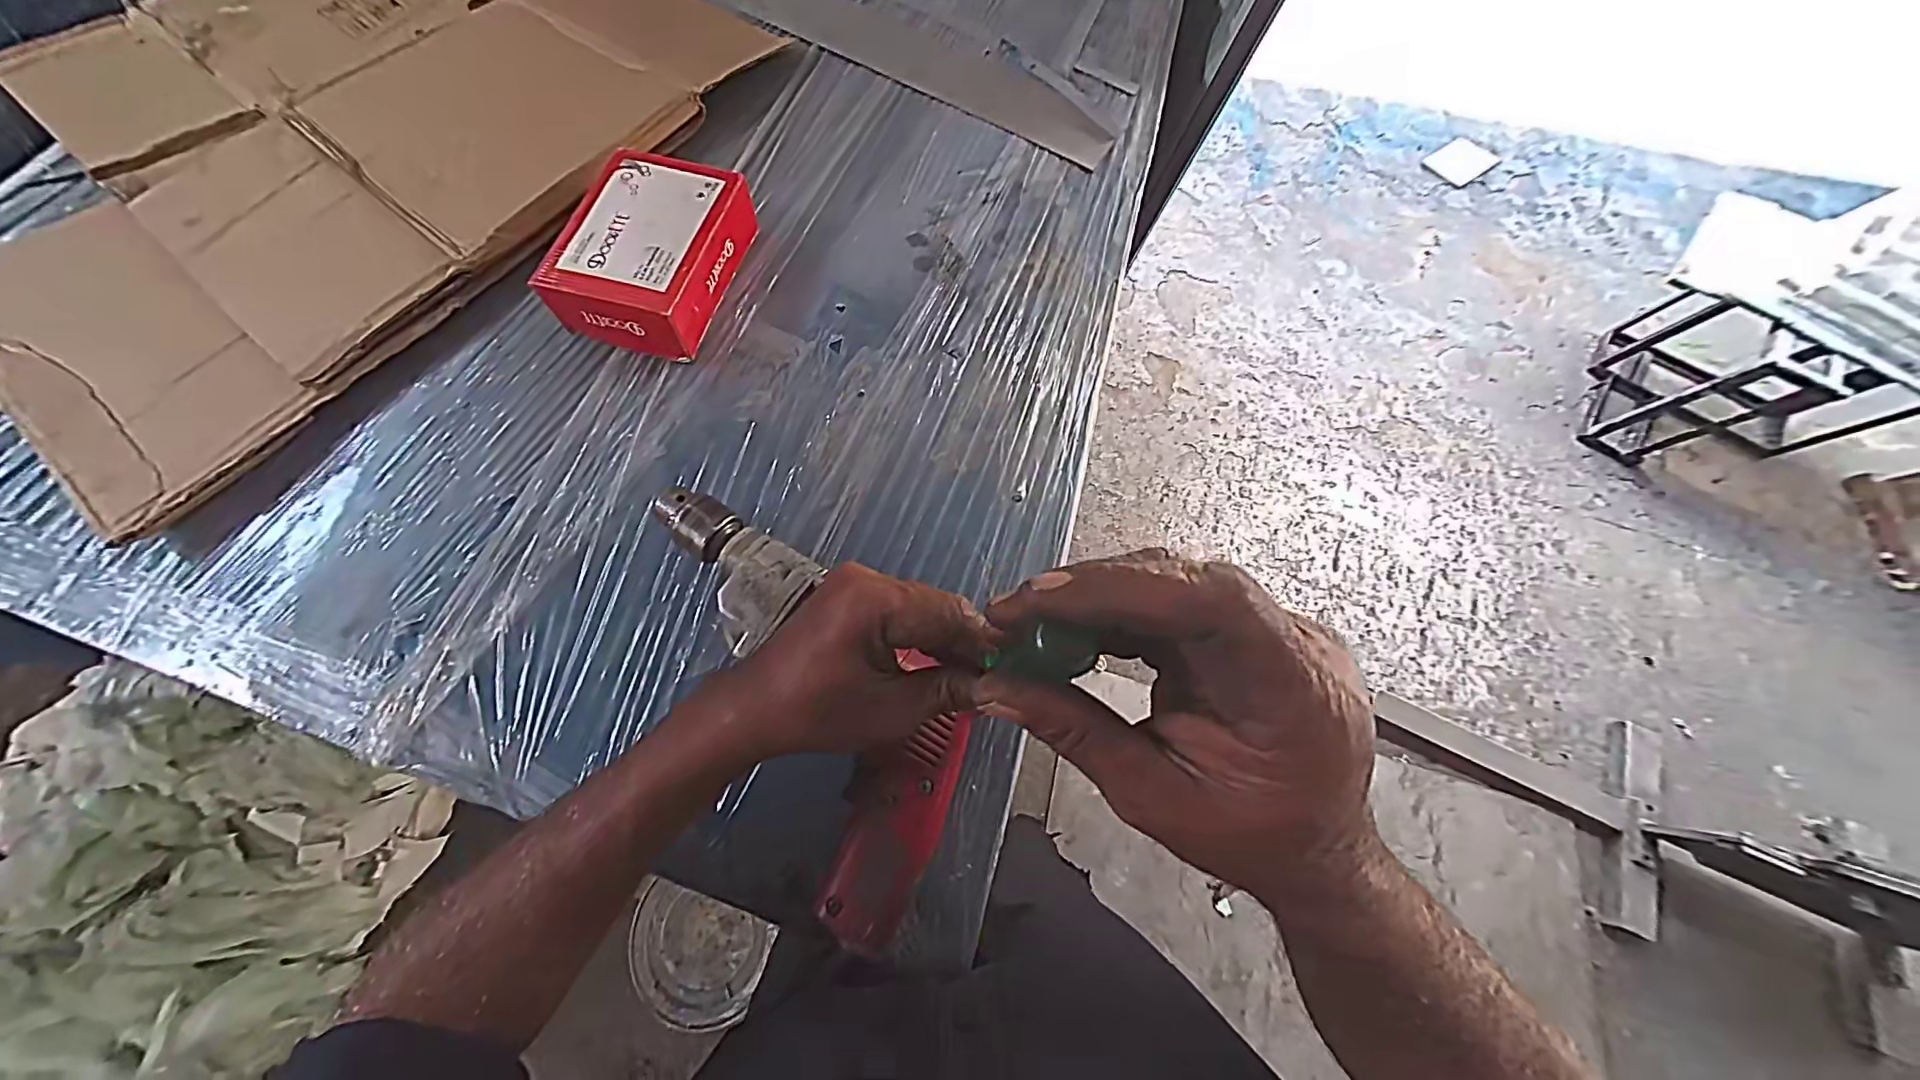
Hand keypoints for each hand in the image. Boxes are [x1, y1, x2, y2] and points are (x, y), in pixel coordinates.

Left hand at [698, 563, 996, 763]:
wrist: (755, 709)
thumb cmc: (813, 712)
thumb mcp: (892, 710)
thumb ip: (948, 691)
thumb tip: (987, 686)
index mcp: (874, 599)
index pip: (949, 613)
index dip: (982, 643)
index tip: (1006, 666)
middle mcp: (865, 579)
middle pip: (936, 605)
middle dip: (964, 641)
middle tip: (988, 675)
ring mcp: (854, 583)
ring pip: (921, 606)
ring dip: (943, 638)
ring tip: (963, 674)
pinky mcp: (848, 594)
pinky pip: (899, 609)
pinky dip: (919, 634)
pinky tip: (932, 660)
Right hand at [979, 549, 1376, 898]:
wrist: (1314, 851)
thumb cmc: (1252, 839)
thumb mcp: (1151, 797)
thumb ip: (1075, 733)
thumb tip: (1002, 690)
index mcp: (1292, 687)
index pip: (1208, 599)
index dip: (1118, 586)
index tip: (1041, 597)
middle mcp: (1291, 643)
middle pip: (1180, 580)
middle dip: (1088, 590)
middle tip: (1016, 612)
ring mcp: (1271, 630)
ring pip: (1170, 582)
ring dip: (1094, 597)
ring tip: (1032, 621)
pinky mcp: (1244, 631)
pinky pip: (1172, 603)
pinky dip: (1116, 611)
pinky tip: (1075, 628)